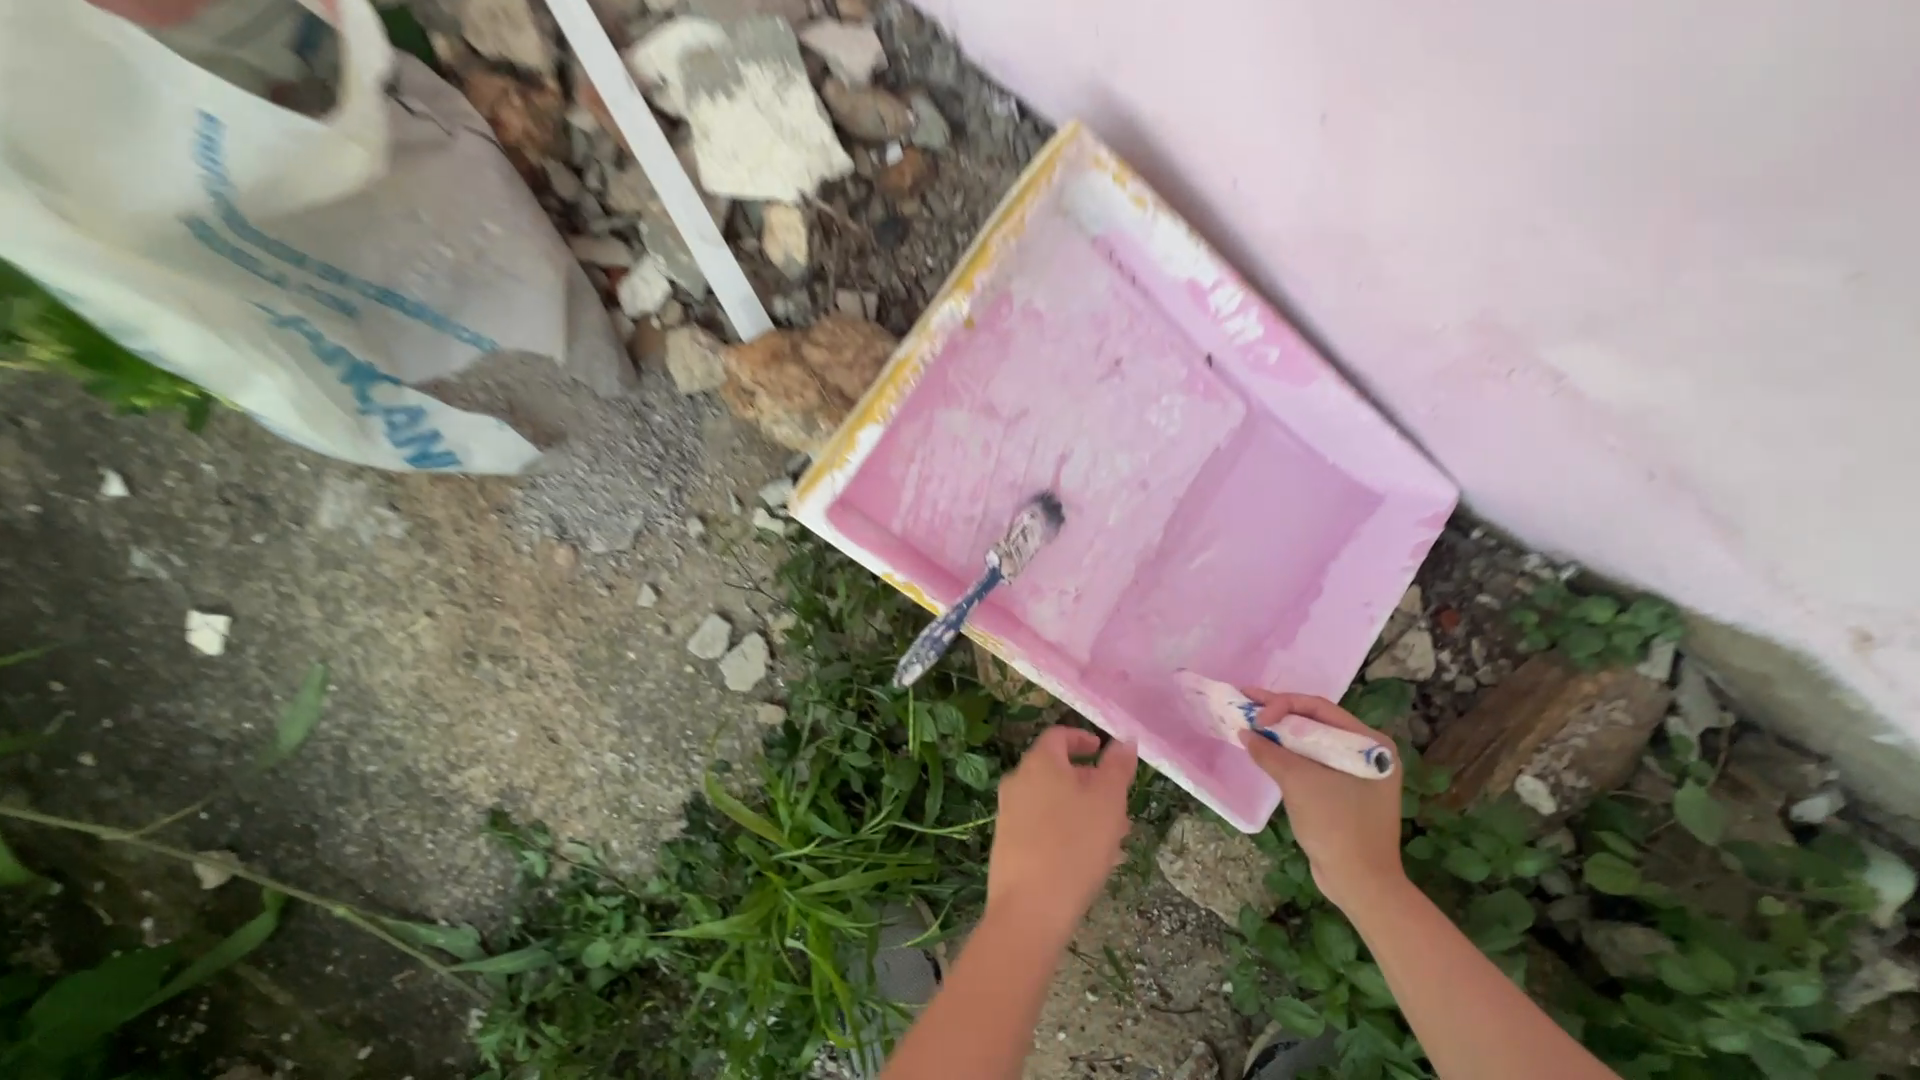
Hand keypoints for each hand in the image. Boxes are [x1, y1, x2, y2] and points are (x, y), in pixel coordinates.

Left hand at [986, 727, 1137, 946]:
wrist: (1030, 908)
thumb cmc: (1075, 845)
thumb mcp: (1108, 802)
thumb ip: (1117, 767)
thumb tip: (1124, 740)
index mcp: (1039, 763)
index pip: (1059, 736)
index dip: (1083, 739)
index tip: (1103, 751)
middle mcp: (1017, 782)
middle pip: (1056, 771)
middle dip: (1090, 784)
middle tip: (1118, 806)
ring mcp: (1008, 814)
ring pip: (1052, 803)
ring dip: (1082, 812)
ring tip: (1113, 840)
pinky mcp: (1007, 845)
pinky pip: (1042, 828)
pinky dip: (1066, 832)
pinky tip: (1089, 861)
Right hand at [1239, 692, 1406, 911]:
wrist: (1361, 883)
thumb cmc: (1337, 825)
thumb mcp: (1300, 783)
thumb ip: (1271, 753)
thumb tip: (1246, 733)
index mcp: (1370, 742)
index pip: (1319, 708)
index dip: (1282, 705)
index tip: (1254, 715)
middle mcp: (1368, 752)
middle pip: (1315, 723)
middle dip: (1279, 714)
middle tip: (1246, 701)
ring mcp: (1357, 773)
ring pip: (1312, 743)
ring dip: (1281, 734)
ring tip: (1250, 724)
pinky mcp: (1344, 791)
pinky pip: (1313, 763)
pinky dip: (1289, 756)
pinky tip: (1267, 751)